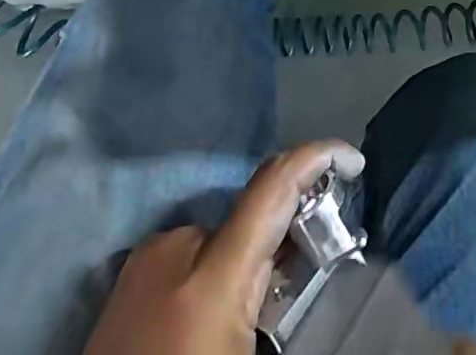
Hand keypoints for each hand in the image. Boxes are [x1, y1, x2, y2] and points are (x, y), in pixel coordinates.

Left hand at [84, 140, 365, 354]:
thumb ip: (281, 307)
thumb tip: (307, 273)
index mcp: (211, 276)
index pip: (272, 188)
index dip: (317, 157)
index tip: (353, 161)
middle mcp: (175, 249)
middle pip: (250, 215)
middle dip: (286, 235)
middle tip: (308, 275)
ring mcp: (144, 261)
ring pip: (220, 240)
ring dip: (247, 262)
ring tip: (256, 313)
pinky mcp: (122, 280)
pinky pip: (188, 257)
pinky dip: (214, 272)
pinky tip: (215, 317)